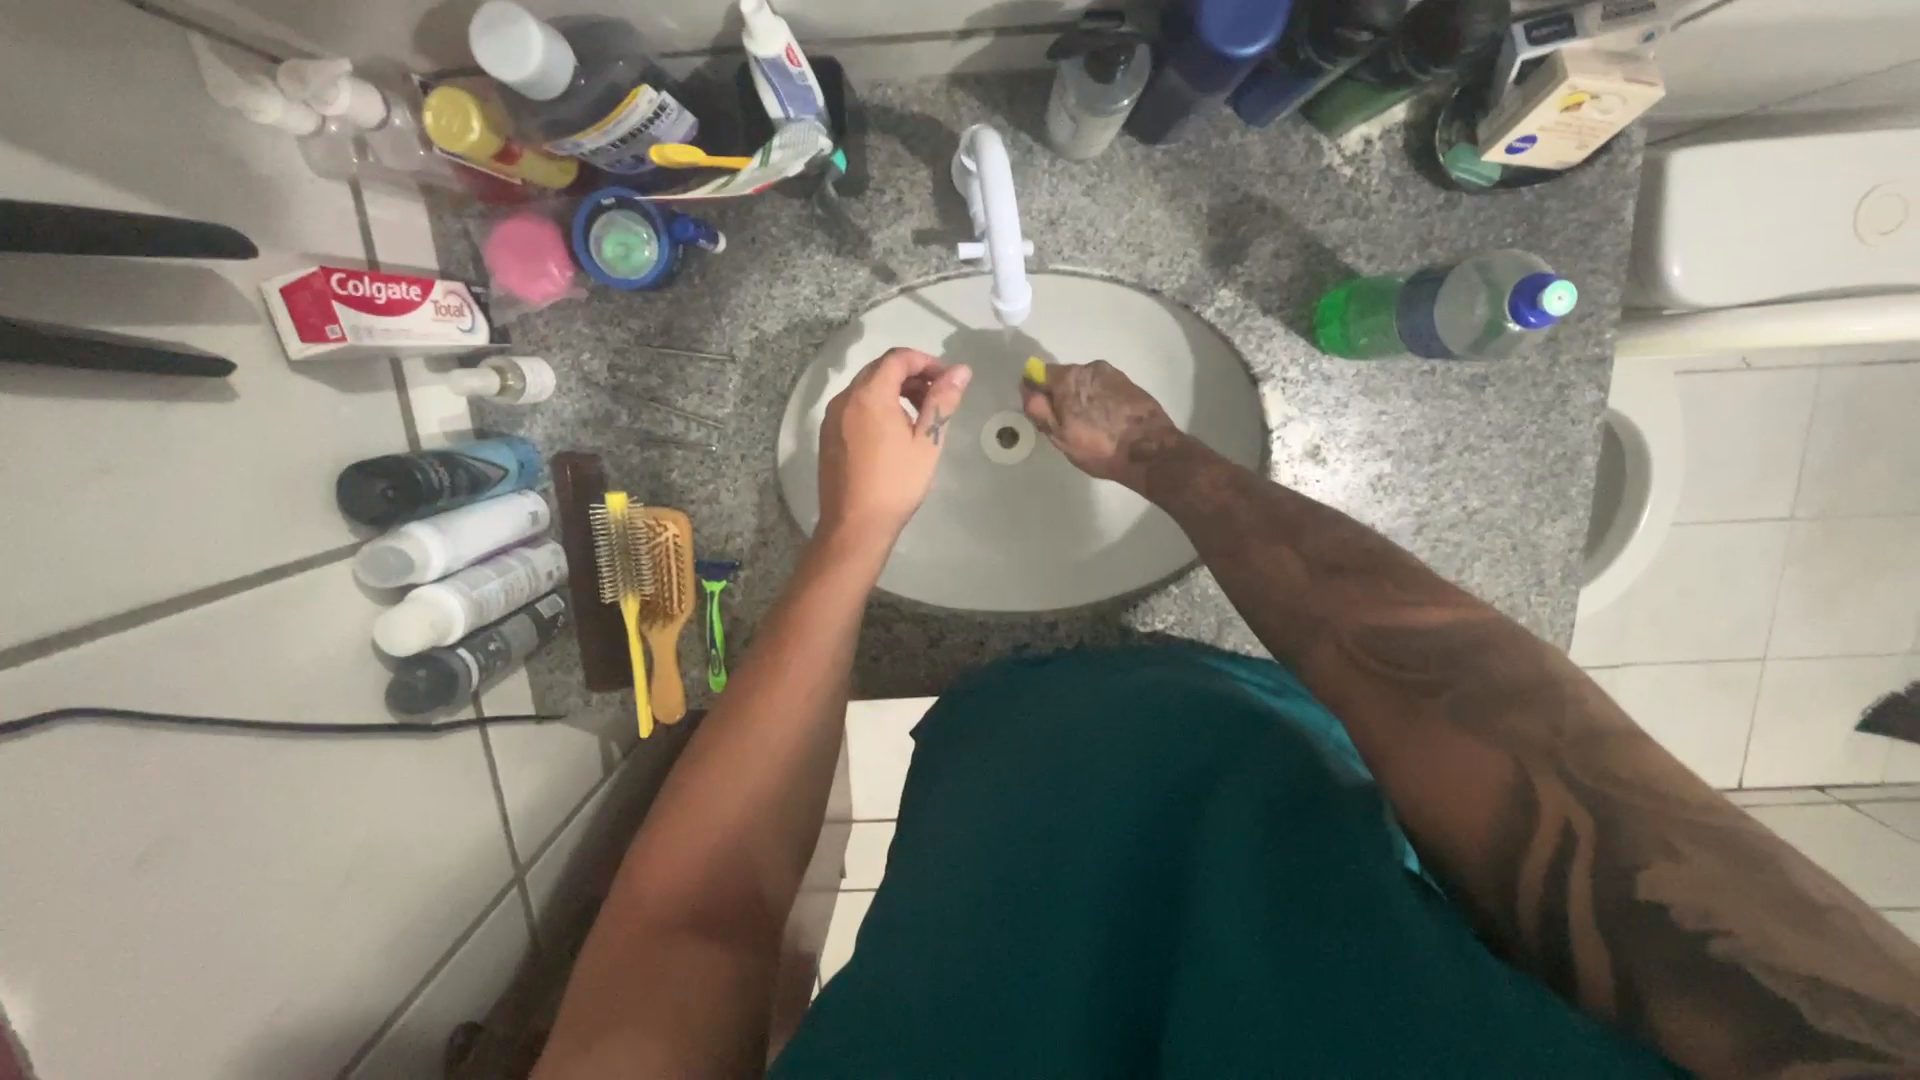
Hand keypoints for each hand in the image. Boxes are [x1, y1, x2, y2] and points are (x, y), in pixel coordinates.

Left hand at [817, 347, 971, 547]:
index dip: (926, 362)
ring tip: (919, 417)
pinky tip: (893, 433)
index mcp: (870, 395)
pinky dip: (876, 407)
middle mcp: (845, 398)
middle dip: (911, 376)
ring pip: (865, 388)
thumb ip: (942, 401)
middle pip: (879, 370)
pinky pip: (854, 407)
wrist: (855, 525)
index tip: (948, 380)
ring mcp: (832, 417)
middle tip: (936, 397)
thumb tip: (961, 371)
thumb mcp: (928, 442)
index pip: (898, 358)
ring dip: (894, 391)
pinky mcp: (827, 436)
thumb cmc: (896, 483)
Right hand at [1020, 360, 1182, 489]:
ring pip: (1087, 383)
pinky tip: (1108, 421)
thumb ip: (1039, 409)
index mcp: (1068, 376)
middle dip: (1062, 396)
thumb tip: (1027, 389)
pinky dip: (1102, 400)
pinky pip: (1105, 389)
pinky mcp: (1131, 384)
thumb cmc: (1099, 446)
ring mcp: (1113, 374)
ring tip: (1092, 424)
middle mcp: (1090, 367)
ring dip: (1084, 398)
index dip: (1036, 392)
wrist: (1149, 451)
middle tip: (1068, 424)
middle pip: (1065, 378)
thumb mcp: (1060, 435)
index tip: (1041, 412)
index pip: (1039, 374)